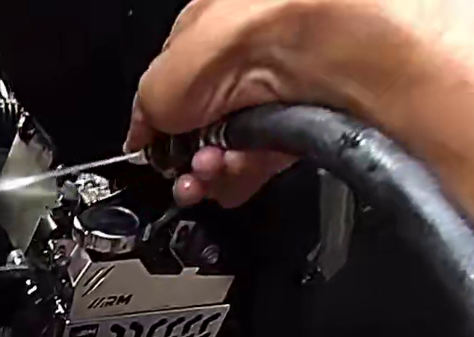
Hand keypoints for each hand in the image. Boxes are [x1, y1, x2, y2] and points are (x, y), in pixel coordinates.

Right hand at [126, 0, 473, 206]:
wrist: (332, 39)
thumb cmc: (262, 26)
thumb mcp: (167, 73)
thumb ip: (146, 105)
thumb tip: (140, 134)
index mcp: (212, 24)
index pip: (172, 88)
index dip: (159, 127)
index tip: (154, 155)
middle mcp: (246, 56)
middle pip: (200, 128)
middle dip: (186, 159)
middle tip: (185, 174)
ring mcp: (274, 91)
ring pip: (228, 150)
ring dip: (211, 172)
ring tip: (210, 173)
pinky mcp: (299, 123)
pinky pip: (260, 162)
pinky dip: (242, 175)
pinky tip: (235, 174)